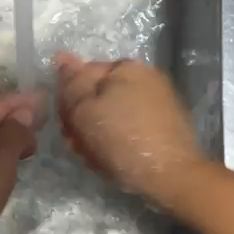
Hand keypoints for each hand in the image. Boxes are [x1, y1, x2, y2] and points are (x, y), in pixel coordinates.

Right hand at [53, 52, 205, 207]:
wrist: (171, 176)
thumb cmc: (122, 139)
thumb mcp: (85, 111)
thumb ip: (71, 85)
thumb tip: (62, 57)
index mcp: (126, 67)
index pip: (81, 76)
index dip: (68, 102)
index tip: (66, 127)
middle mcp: (144, 78)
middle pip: (98, 96)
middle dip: (83, 121)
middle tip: (78, 145)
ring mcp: (157, 102)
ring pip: (112, 116)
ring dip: (98, 135)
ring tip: (97, 158)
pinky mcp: (165, 126)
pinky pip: (130, 129)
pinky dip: (119, 142)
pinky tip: (115, 161)